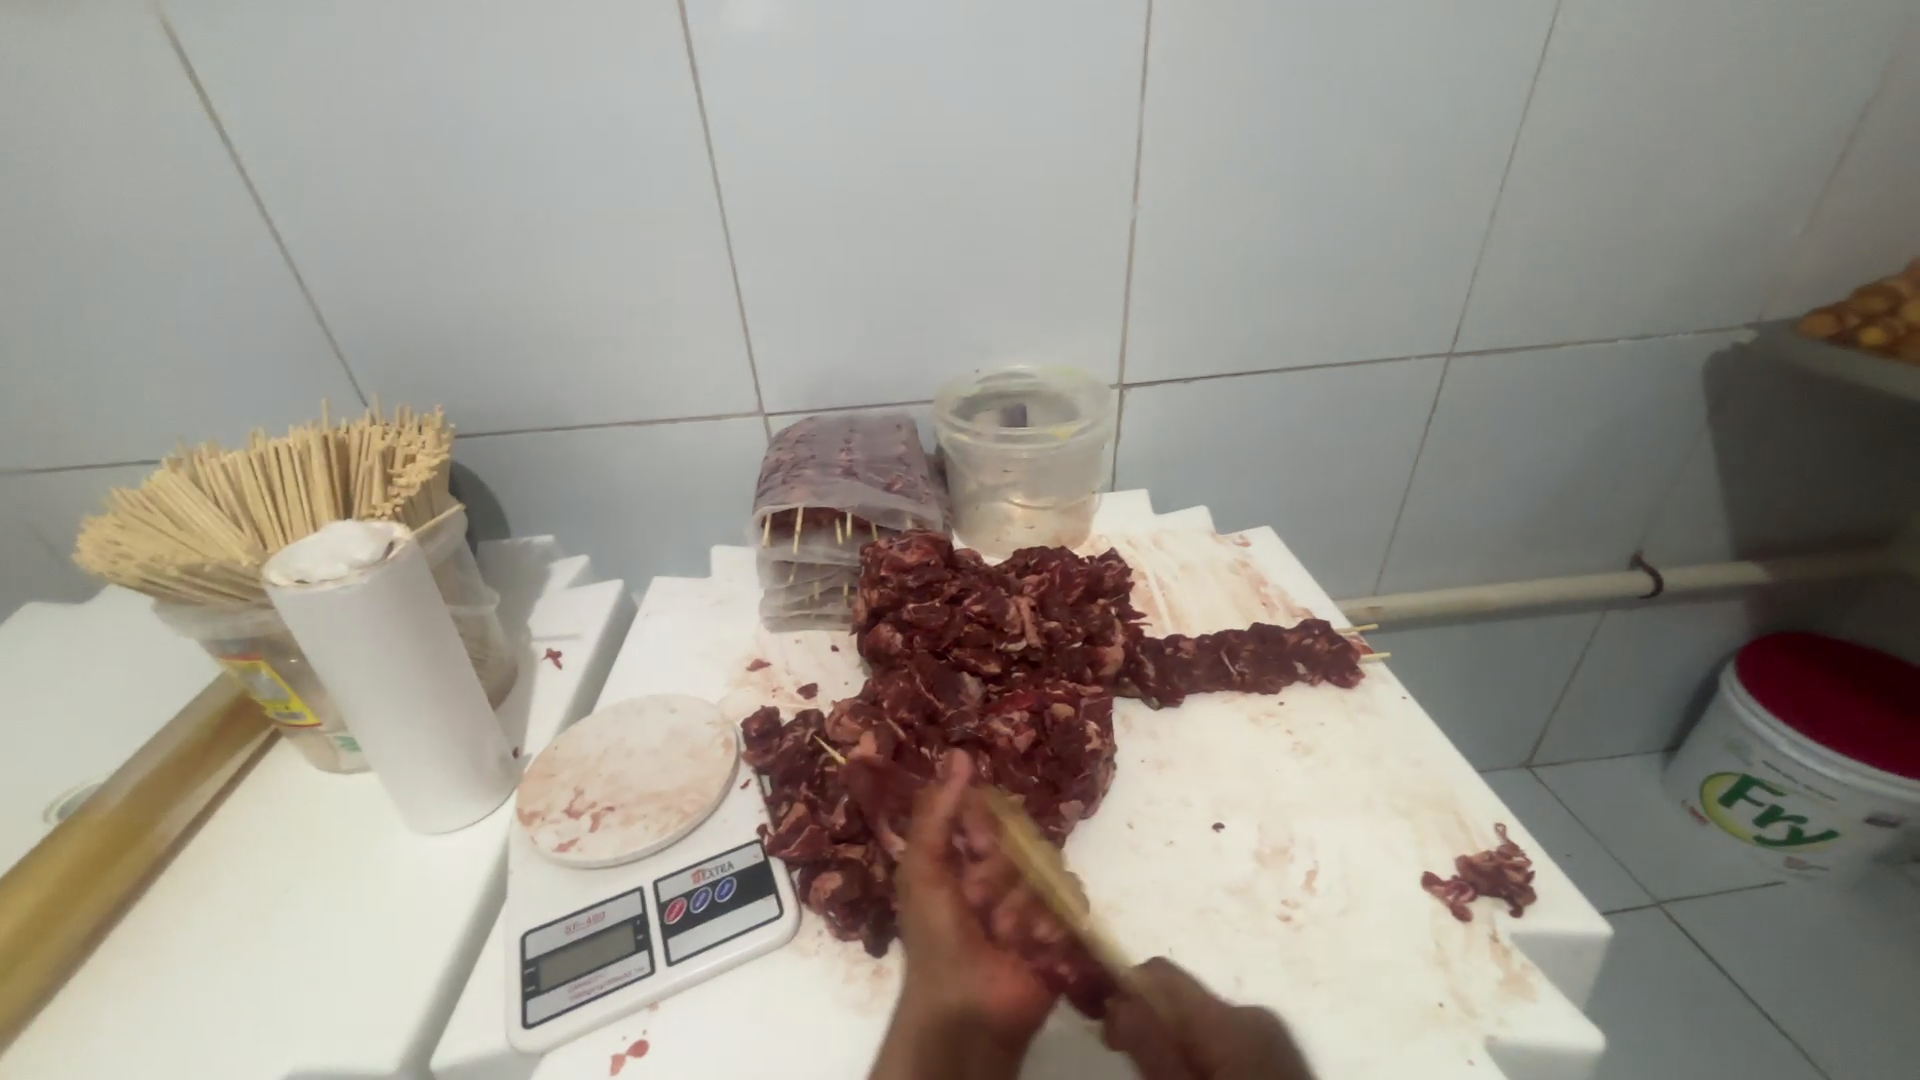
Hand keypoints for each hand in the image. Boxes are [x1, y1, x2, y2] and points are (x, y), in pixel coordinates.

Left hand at [896, 750, 1058, 1045]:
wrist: (966, 1008)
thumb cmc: (935, 936)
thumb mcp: (922, 866)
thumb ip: (937, 810)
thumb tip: (960, 754)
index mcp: (966, 853)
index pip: (991, 812)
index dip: (986, 826)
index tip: (976, 846)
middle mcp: (1001, 869)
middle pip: (1023, 839)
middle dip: (1001, 874)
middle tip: (979, 903)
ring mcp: (1032, 897)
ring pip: (1047, 869)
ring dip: (1023, 905)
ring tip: (1004, 935)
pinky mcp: (1059, 926)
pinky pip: (1070, 900)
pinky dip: (1050, 924)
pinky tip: (1032, 946)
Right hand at [1102, 958, 1314, 1079]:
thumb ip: (1150, 1049)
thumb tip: (1116, 996)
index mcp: (1230, 1021)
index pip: (1158, 973)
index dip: (1124, 995)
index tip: (1109, 1040)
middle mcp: (1253, 1014)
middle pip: (1179, 998)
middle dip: (1152, 1028)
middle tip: (1142, 1077)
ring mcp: (1274, 1037)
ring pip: (1201, 1022)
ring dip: (1177, 1047)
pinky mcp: (1282, 1058)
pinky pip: (1226, 1041)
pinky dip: (1205, 1059)